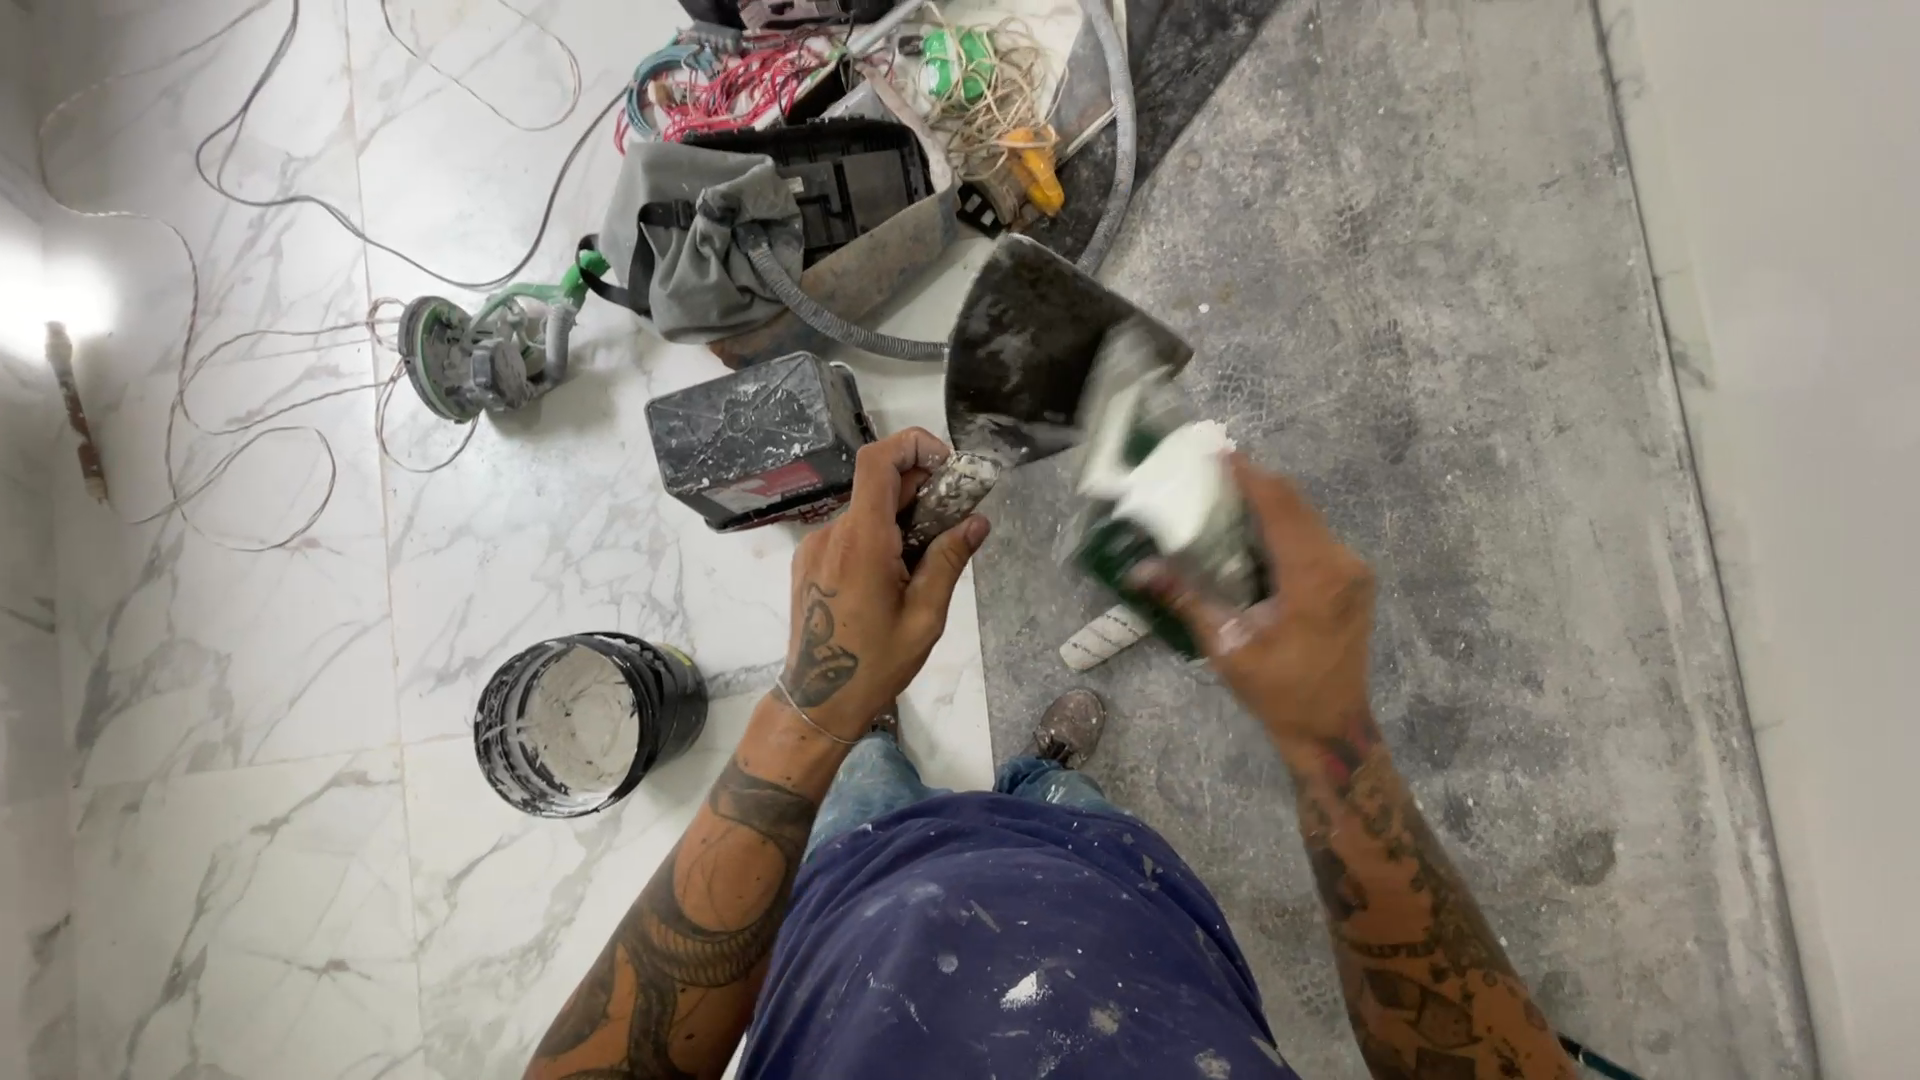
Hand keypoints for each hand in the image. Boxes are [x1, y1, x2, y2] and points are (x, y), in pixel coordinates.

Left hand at [779, 428, 991, 738]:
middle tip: (952, 521)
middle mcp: (832, 533)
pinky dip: (877, 535)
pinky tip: (894, 573)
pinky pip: (849, 531)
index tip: (947, 466)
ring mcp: (815, 546)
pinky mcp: (808, 560)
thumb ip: (949, 561)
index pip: (878, 462)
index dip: (913, 445)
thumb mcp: (925, 616)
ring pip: (865, 510)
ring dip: (900, 518)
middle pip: (877, 485)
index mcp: (861, 541)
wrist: (817, 700)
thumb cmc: (876, 663)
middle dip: (920, 490)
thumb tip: (978, 522)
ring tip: (925, 558)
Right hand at [1131, 455, 1376, 763]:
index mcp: (1313, 577)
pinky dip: (1282, 524)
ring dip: (1268, 502)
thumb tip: (1139, 569)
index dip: (1248, 476)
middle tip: (1212, 471)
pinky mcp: (1351, 581)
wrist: (1332, 727)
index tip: (1216, 453)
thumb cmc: (1278, 691)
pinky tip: (1252, 529)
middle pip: (1296, 504)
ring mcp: (1351, 571)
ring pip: (1307, 517)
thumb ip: (1186, 600)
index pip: (1279, 506)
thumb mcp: (1227, 647)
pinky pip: (1314, 536)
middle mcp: (1340, 564)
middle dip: (1255, 482)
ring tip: (1226, 494)